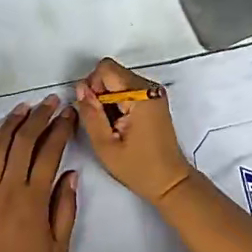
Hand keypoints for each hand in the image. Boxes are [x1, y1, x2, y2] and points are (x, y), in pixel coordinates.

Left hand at [0, 96, 79, 251]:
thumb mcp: (58, 249)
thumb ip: (65, 208)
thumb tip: (70, 172)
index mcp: (34, 199)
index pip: (49, 152)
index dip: (60, 129)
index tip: (68, 115)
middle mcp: (8, 187)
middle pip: (24, 141)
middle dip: (40, 117)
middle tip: (50, 102)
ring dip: (12, 122)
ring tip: (25, 107)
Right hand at [73, 59, 192, 203]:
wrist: (170, 182)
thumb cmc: (139, 168)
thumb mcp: (105, 146)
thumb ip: (90, 113)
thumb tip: (81, 89)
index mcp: (140, 96)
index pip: (105, 69)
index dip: (92, 86)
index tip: (93, 111)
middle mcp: (149, 87)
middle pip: (111, 72)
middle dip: (99, 92)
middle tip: (102, 121)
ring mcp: (154, 91)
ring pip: (117, 79)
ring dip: (108, 97)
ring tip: (112, 125)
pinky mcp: (154, 98)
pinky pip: (127, 87)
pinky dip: (118, 101)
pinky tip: (121, 123)